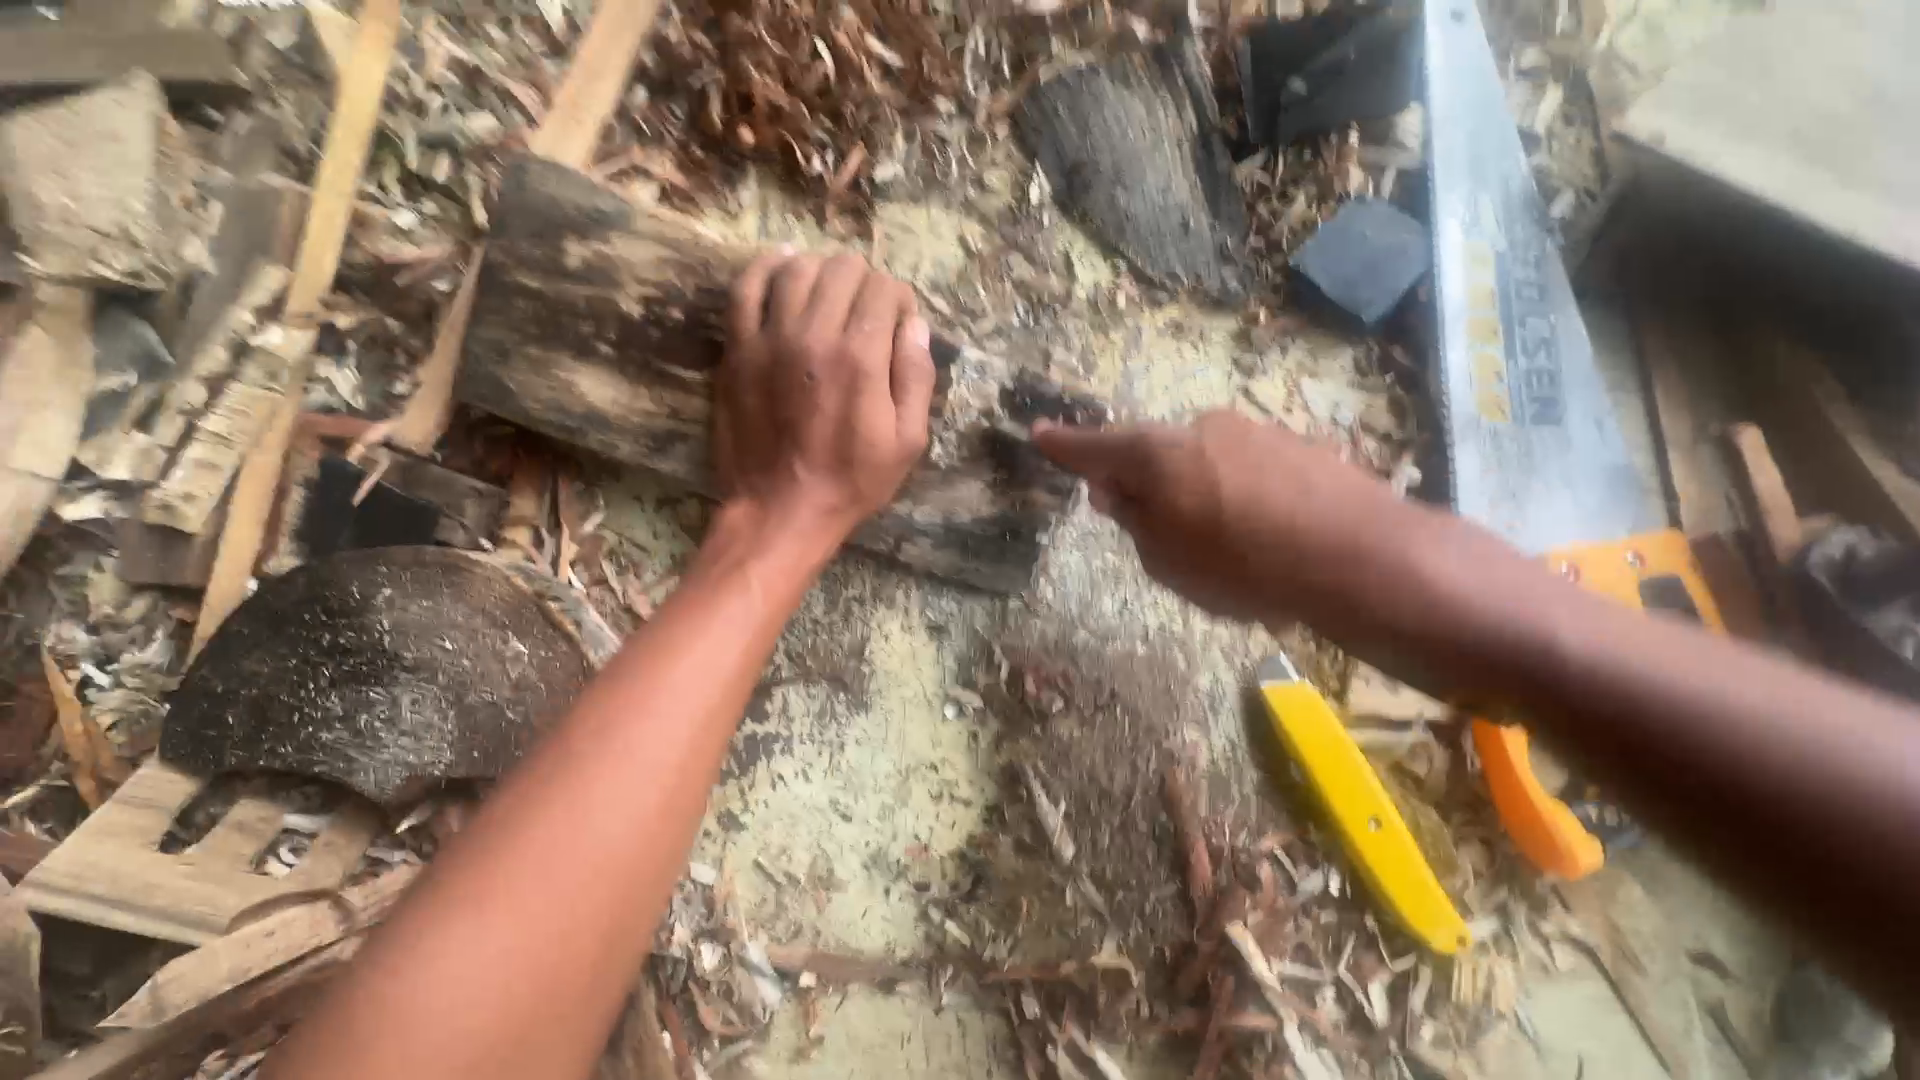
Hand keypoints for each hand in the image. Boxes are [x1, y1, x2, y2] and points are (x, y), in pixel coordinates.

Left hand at [713, 252, 935, 548]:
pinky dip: (766, 267)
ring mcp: (769, 338)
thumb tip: (915, 325)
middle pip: (843, 270)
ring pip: (798, 269)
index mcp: (861, 357)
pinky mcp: (738, 349)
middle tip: (867, 310)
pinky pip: (747, 287)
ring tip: (831, 291)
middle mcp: (814, 335)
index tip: (899, 323)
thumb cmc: (851, 481)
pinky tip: (783, 263)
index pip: (885, 290)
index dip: (900, 300)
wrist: (780, 510)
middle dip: (865, 282)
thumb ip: (916, 377)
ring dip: (822, 271)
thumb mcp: (907, 441)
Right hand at [1032, 410, 1450, 629]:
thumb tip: (1118, 492)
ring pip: (1204, 462)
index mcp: (1158, 454)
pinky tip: (1265, 536)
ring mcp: (1254, 431)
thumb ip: (1134, 521)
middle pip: (1155, 454)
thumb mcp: (1166, 560)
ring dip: (1198, 492)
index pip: (1096, 449)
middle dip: (1146, 484)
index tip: (1039, 434)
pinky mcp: (1298, 445)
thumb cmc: (1244, 565)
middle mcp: (1202, 428)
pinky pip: (1247, 470)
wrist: (1361, 556)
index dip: (1065, 447)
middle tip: (1152, 530)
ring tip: (1225, 547)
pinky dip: (1240, 496)